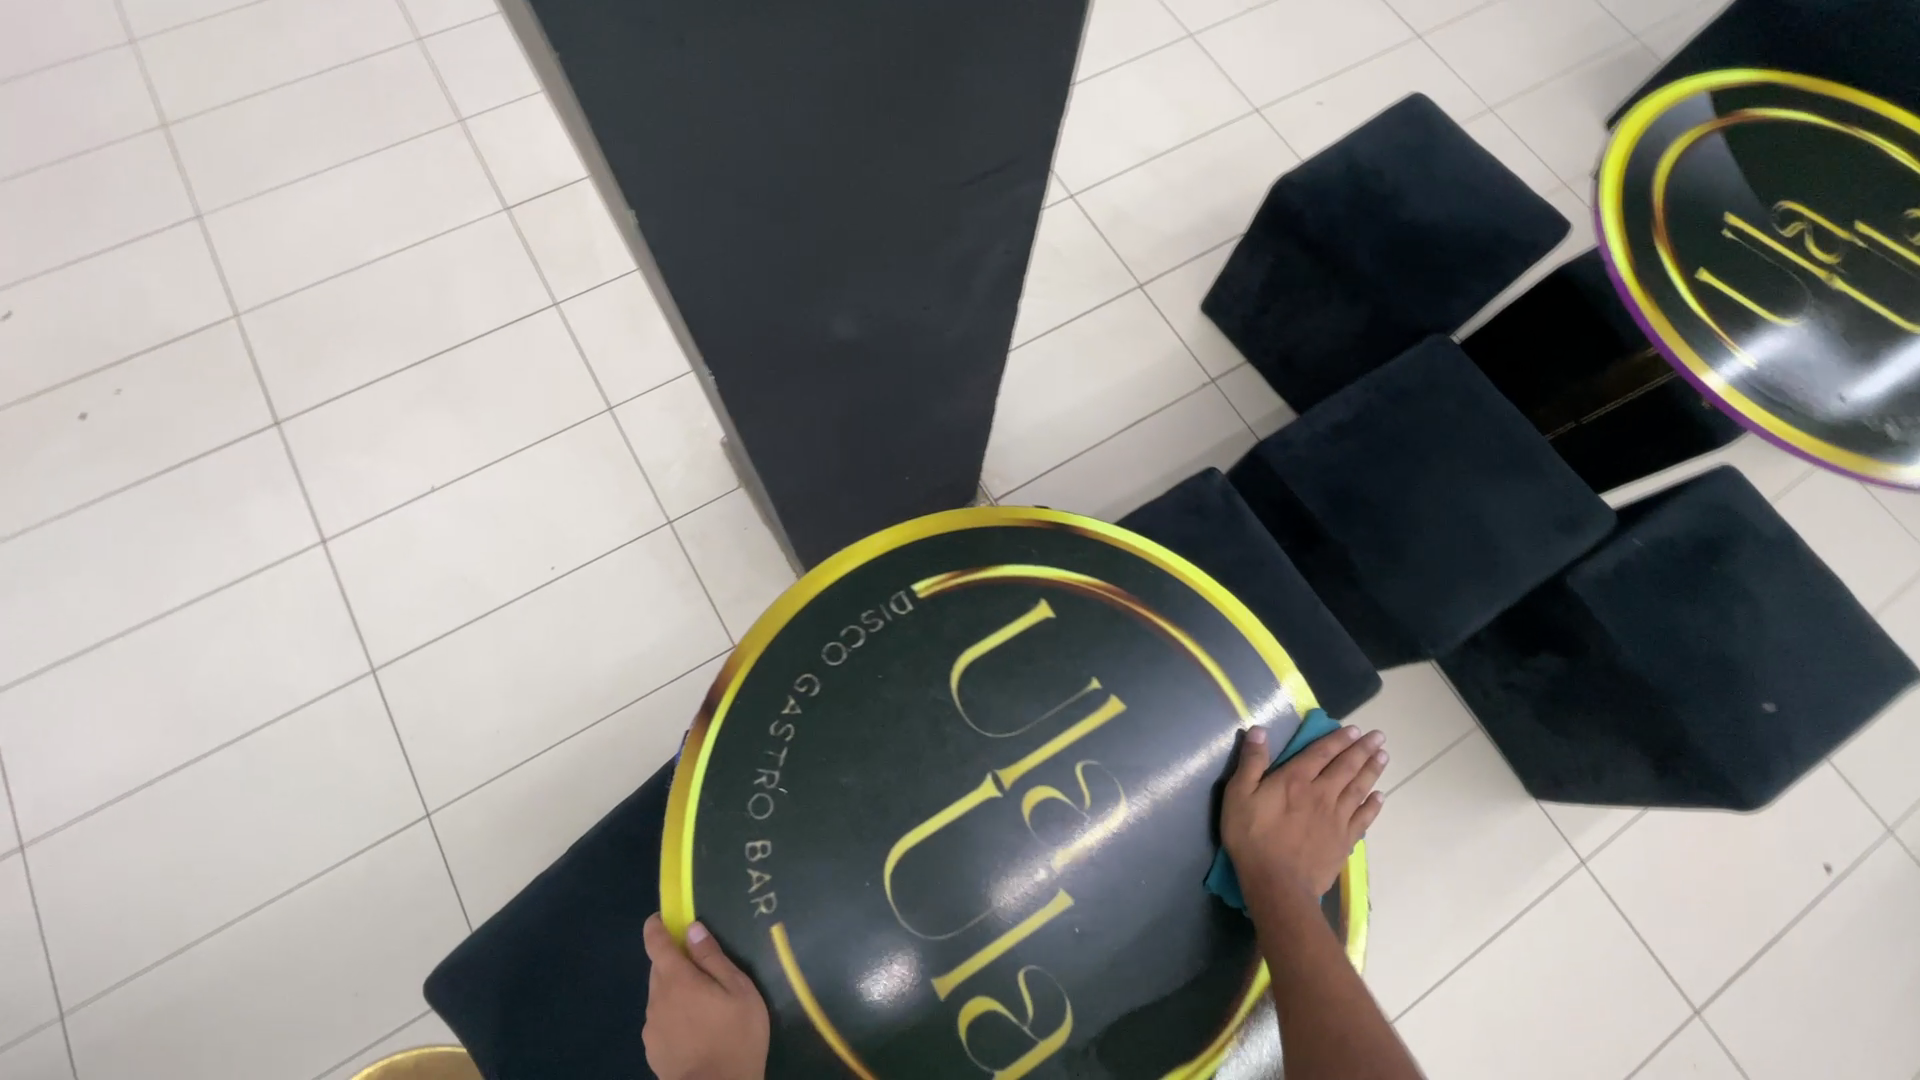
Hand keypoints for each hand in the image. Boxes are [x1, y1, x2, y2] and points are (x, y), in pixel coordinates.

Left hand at [642, 913, 770, 1079]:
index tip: (659, 917)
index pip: (657, 944)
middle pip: (658, 969)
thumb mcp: (737, 989)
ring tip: (702, 1001)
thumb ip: (713, 957)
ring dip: (674, 989)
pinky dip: (673, 1013)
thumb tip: (693, 928)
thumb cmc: (735, 1035)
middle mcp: (657, 999)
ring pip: (660, 995)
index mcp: (677, 980)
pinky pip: (660, 1019)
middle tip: (698, 964)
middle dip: (673, 960)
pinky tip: (694, 1027)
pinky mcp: (653, 1050)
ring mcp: (652, 1027)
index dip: (655, 927)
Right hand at [1220, 724, 1387, 902]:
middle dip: (1362, 749)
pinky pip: (1363, 818)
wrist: (1277, 883)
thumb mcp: (1238, 795)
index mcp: (1295, 780)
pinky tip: (1380, 796)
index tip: (1353, 729)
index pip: (1321, 753)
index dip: (1337, 739)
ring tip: (1383, 756)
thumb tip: (1259, 730)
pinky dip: (1373, 805)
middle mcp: (1321, 794)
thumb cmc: (1252, 837)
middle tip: (1378, 736)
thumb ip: (1251, 762)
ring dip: (1371, 771)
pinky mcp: (1344, 840)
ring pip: (1359, 788)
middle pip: (1346, 767)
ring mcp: (1336, 818)